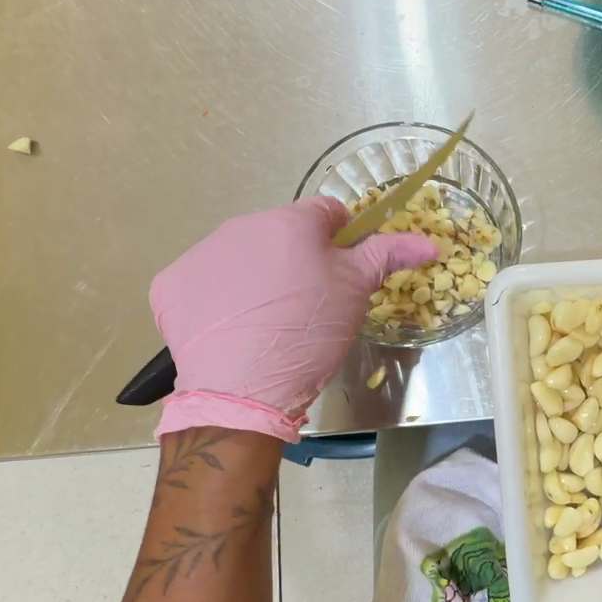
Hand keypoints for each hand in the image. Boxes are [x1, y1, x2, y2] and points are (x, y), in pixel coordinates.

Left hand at [149, 198, 437, 440]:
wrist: (242, 389)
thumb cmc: (309, 334)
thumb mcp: (356, 293)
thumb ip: (389, 256)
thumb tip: (429, 242)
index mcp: (291, 223)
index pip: (327, 212)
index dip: (342, 238)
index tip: (342, 271)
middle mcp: (241, 226)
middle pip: (281, 234)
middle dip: (297, 260)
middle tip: (308, 305)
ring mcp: (201, 253)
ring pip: (242, 256)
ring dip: (258, 277)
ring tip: (269, 323)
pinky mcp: (172, 285)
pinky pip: (206, 282)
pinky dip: (220, 300)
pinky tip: (234, 331)